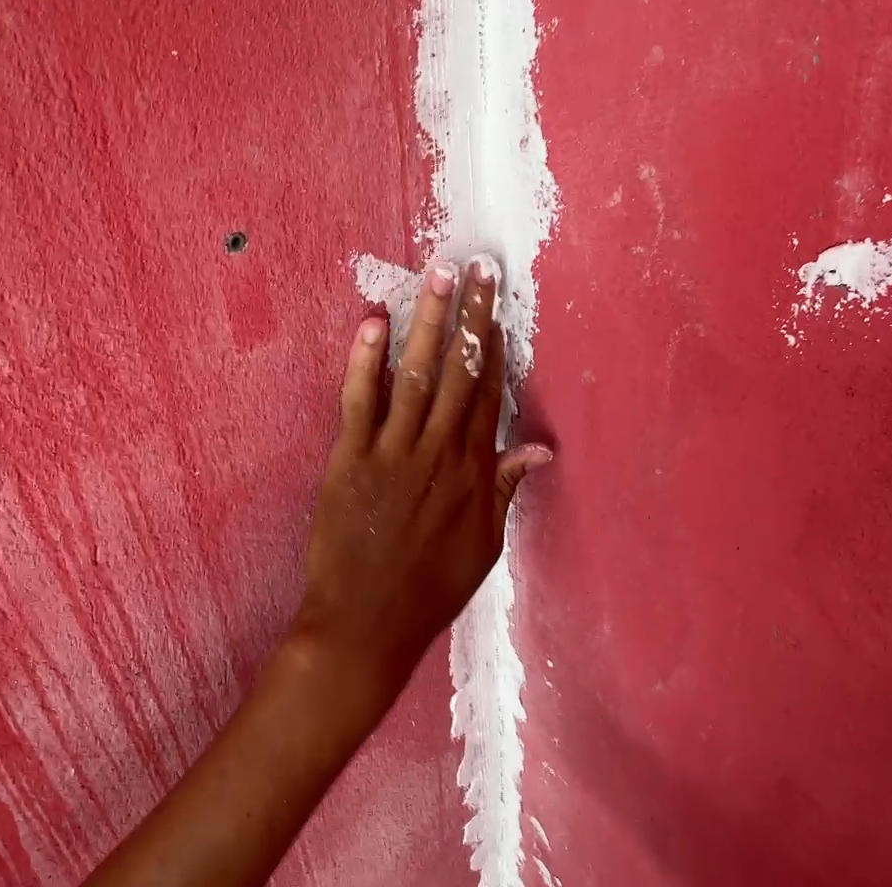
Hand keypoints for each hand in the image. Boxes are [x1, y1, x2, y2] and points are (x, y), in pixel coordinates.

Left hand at [293, 257, 553, 697]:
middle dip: (470, 317)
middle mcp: (439, 452)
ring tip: (436, 277)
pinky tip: (372, 323)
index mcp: (473, 471)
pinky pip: (360, 403)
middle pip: (460, 373)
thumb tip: (541, 448)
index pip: (488, 395)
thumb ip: (506, 488)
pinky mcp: (350, 460)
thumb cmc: (430, 587)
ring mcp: (393, 453)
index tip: (498, 306)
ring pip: (416, 376)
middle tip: (478, 268)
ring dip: (427, 324)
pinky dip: (365, 362)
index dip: (494, 347)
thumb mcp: (484, 544)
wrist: (368, 623)